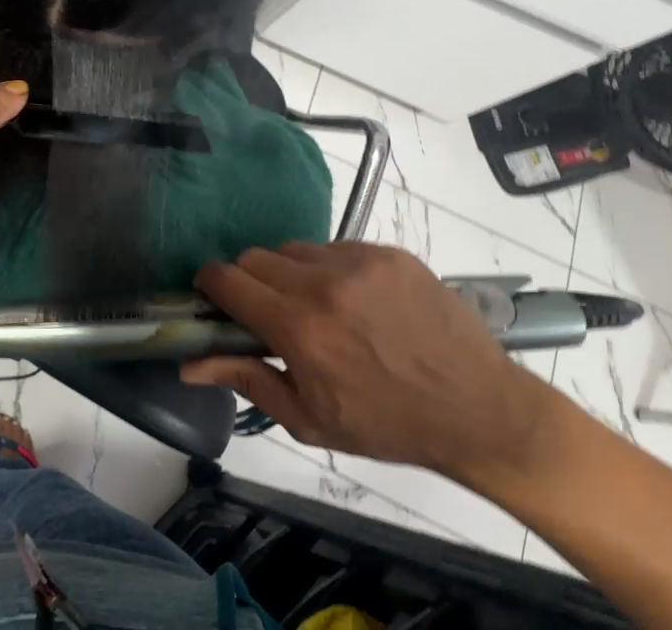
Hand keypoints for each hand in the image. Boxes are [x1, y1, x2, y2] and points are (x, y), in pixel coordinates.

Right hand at [181, 242, 560, 484]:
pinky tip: (353, 300)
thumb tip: (188, 364)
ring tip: (314, 306)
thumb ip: (245, 380)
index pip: (225, 278)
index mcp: (298, 327)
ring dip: (288, 273)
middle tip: (267, 312)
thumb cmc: (388, 425)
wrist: (483, 414)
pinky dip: (329, 268)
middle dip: (248, 281)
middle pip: (253, 257)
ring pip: (293, 249)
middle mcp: (323, 284)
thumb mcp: (308, 418)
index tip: (213, 301)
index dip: (209, 286)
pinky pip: (335, 247)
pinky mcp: (390, 254)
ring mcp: (360, 263)